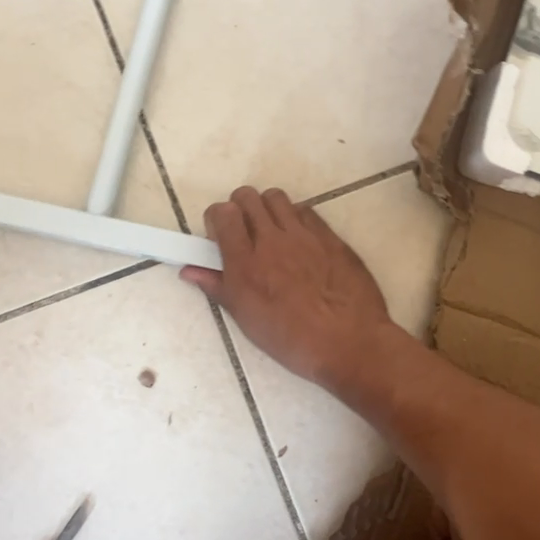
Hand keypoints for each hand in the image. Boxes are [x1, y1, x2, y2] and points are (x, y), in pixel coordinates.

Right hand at [180, 187, 405, 392]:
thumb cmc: (294, 340)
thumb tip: (190, 271)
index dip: (217, 219)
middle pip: (247, 197)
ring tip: (272, 233)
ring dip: (268, 208)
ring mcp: (304, 235)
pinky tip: (300, 241)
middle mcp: (272, 241)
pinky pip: (306, 211)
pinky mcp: (330, 236)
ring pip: (276, 198)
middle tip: (244, 232)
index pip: (222, 214)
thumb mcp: (248, 320)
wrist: (350, 343)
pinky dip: (296, 218)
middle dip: (240, 208)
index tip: (220, 236)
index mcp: (246, 264)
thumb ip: (218, 288)